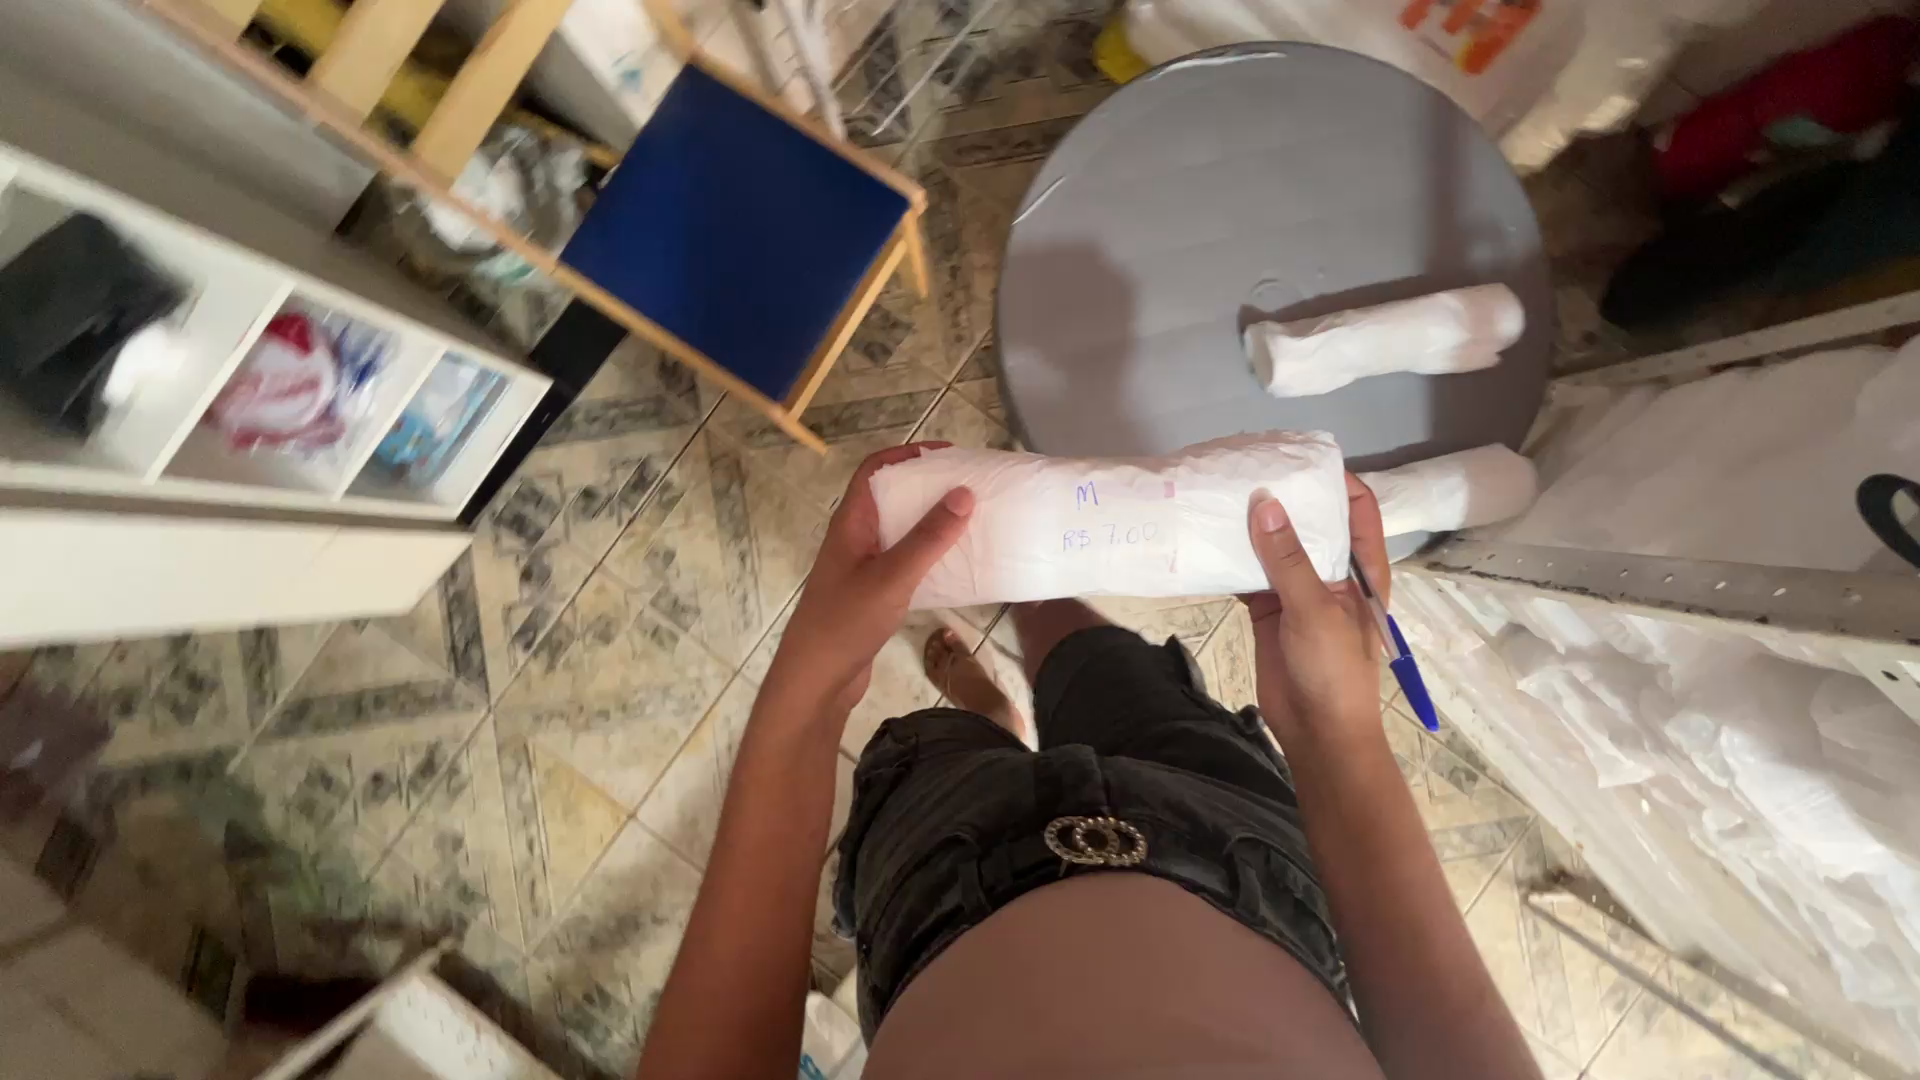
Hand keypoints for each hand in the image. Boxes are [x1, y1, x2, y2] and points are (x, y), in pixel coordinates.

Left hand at [762, 443, 973, 716]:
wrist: (817, 680)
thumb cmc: (846, 622)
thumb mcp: (892, 577)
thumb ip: (927, 538)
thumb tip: (963, 493)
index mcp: (850, 523)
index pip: (874, 469)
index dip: (907, 454)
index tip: (947, 454)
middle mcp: (853, 538)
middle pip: (889, 497)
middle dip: (926, 487)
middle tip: (967, 486)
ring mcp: (861, 566)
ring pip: (898, 531)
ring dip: (928, 522)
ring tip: (968, 520)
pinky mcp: (871, 593)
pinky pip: (902, 561)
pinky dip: (926, 555)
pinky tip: (953, 566)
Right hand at [1240, 473, 1389, 745]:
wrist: (1315, 729)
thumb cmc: (1333, 668)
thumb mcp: (1315, 608)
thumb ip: (1288, 558)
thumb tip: (1265, 501)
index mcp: (1361, 568)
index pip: (1358, 509)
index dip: (1337, 480)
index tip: (1299, 458)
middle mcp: (1330, 573)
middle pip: (1310, 523)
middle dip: (1284, 498)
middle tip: (1246, 469)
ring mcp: (1297, 591)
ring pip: (1274, 548)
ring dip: (1252, 527)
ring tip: (1219, 497)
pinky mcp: (1268, 608)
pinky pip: (1248, 575)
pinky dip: (1229, 559)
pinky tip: (1206, 542)